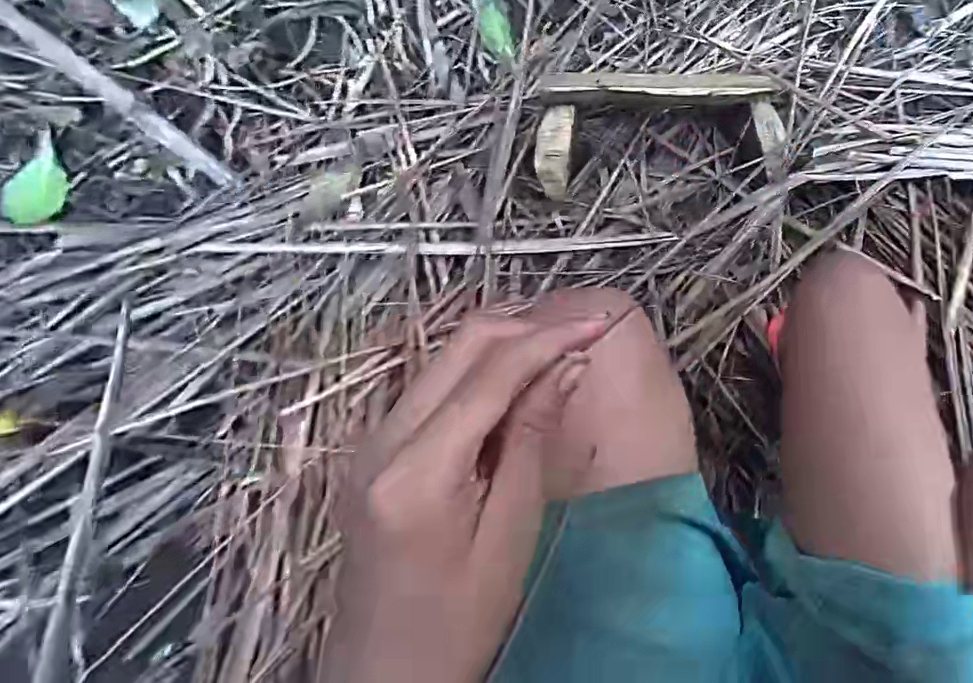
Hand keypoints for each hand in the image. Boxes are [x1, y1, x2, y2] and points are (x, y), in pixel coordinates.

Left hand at [324, 301, 618, 682]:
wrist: (382, 681)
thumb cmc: (460, 621)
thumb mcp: (510, 529)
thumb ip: (534, 434)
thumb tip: (571, 362)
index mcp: (415, 470)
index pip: (491, 371)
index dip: (550, 337)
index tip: (599, 325)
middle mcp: (382, 438)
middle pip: (463, 344)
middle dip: (528, 328)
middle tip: (581, 337)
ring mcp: (373, 439)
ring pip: (448, 355)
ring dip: (507, 344)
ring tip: (559, 353)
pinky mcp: (378, 446)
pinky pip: (437, 382)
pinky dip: (484, 369)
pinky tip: (519, 383)